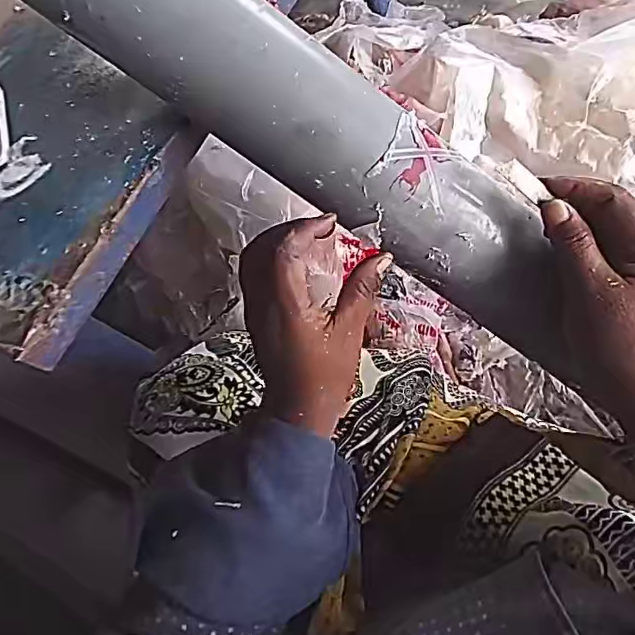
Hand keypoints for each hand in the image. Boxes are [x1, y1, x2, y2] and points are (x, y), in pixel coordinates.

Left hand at [240, 214, 390, 435]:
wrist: (297, 410)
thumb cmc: (324, 377)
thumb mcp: (350, 332)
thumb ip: (362, 290)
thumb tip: (380, 259)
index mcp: (286, 303)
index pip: (284, 250)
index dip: (306, 228)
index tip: (329, 224)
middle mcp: (263, 301)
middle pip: (263, 247)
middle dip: (292, 229)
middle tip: (321, 229)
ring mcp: (254, 307)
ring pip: (253, 258)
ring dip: (279, 241)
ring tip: (309, 239)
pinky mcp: (254, 314)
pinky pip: (253, 273)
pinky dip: (271, 257)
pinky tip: (295, 262)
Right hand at [539, 178, 634, 431]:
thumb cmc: (617, 344)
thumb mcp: (591, 291)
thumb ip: (574, 246)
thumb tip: (554, 206)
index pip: (614, 199)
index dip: (577, 187)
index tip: (539, 190)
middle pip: (609, 210)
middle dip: (573, 199)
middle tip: (534, 204)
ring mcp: (630, 271)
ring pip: (601, 229)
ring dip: (571, 219)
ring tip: (539, 223)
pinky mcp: (615, 286)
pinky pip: (594, 249)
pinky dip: (571, 240)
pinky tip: (552, 248)